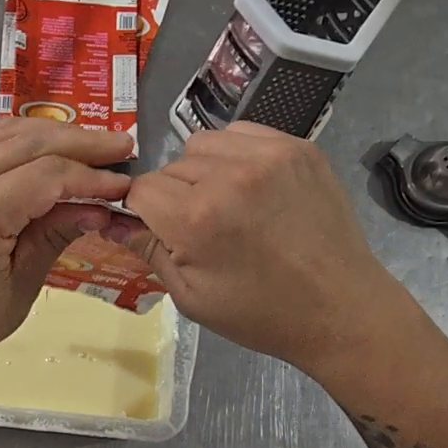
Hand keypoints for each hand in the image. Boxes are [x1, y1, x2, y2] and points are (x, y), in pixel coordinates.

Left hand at [0, 118, 133, 375]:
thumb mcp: (25, 282)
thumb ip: (57, 234)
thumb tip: (101, 206)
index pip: (45, 175)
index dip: (89, 177)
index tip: (124, 185)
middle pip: (28, 143)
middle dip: (80, 143)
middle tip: (122, 149)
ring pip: (8, 133)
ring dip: (54, 134)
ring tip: (94, 146)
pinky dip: (25, 140)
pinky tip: (53, 148)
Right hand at [107, 123, 414, 374]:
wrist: (339, 308)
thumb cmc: (259, 314)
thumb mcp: (190, 296)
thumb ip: (148, 250)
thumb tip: (107, 222)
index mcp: (197, 218)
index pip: (140, 190)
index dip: (139, 212)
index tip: (156, 231)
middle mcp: (229, 175)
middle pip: (169, 166)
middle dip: (171, 195)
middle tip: (196, 229)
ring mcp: (268, 156)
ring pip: (203, 143)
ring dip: (200, 170)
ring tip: (222, 204)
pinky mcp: (298, 148)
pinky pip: (243, 133)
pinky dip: (234, 155)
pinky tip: (247, 188)